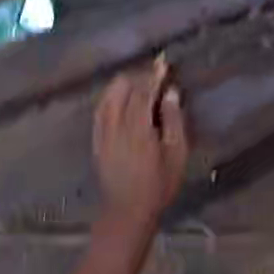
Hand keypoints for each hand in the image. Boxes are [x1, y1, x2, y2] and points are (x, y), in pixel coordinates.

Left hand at [93, 58, 189, 230]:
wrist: (128, 210)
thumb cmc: (159, 184)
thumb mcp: (176, 154)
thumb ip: (174, 120)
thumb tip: (170, 92)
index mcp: (137, 128)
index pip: (143, 91)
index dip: (153, 75)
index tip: (163, 63)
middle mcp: (115, 125)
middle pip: (122, 89)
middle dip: (138, 77)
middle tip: (154, 76)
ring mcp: (102, 132)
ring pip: (107, 97)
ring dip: (123, 86)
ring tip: (138, 84)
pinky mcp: (96, 140)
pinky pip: (100, 110)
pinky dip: (111, 98)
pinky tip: (120, 99)